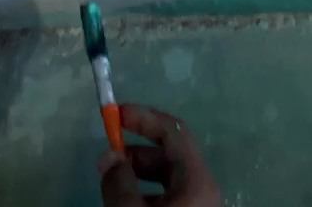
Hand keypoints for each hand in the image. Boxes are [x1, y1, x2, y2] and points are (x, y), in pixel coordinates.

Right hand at [98, 105, 222, 206]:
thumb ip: (119, 182)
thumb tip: (108, 155)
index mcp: (198, 178)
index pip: (172, 130)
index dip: (144, 117)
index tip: (116, 113)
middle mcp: (203, 188)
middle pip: (168, 155)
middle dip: (136, 150)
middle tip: (108, 157)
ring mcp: (198, 205)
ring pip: (166, 180)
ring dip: (137, 175)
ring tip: (111, 183)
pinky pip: (168, 199)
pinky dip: (145, 195)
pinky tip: (126, 202)